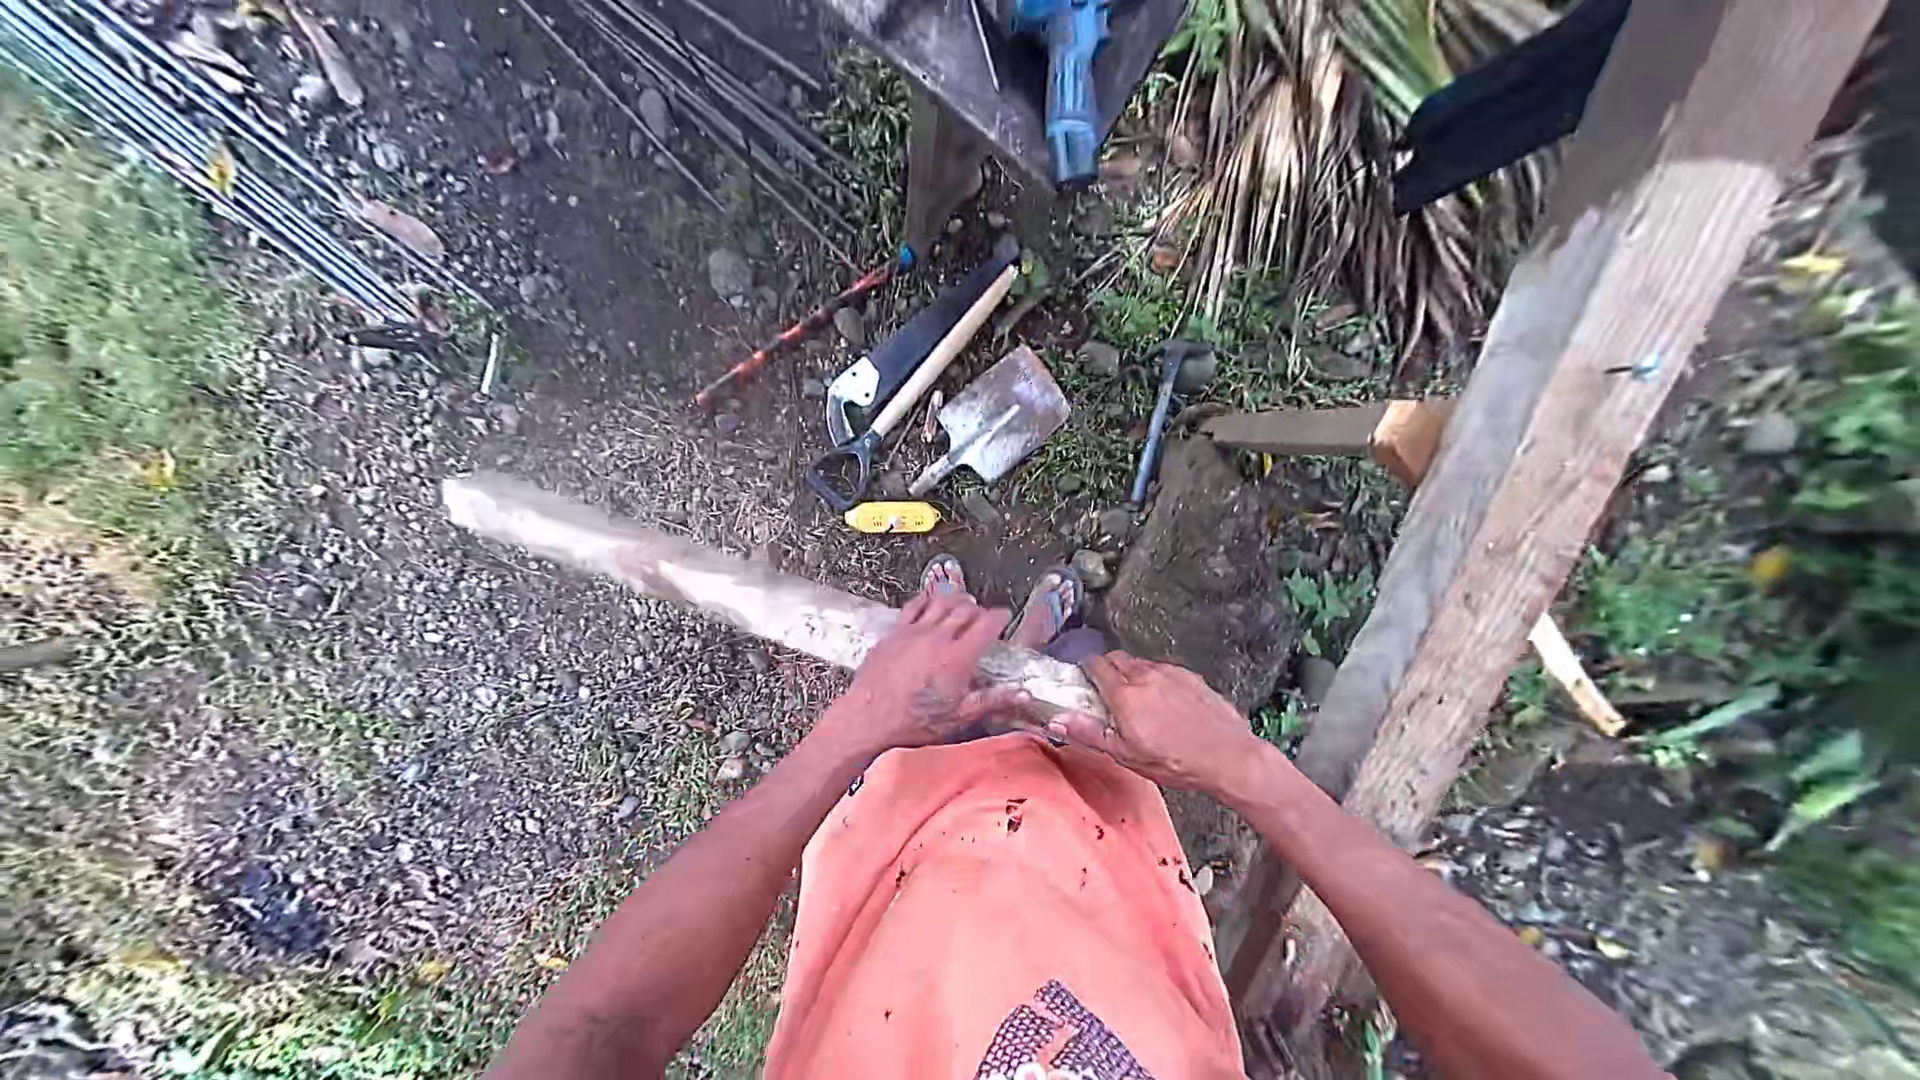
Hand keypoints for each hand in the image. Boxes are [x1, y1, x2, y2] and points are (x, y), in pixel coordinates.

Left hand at [813, 590, 1022, 755]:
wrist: (869, 720)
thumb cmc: (912, 722)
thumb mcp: (959, 716)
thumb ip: (992, 700)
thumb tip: (1020, 694)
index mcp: (957, 658)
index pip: (986, 625)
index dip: (999, 617)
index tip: (1004, 616)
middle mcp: (937, 638)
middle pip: (964, 609)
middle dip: (978, 609)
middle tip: (983, 614)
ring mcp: (913, 632)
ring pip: (940, 602)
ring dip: (955, 598)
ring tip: (963, 601)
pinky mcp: (894, 633)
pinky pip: (913, 606)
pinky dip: (926, 599)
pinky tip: (929, 600)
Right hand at [1048, 651, 1263, 794]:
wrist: (1229, 757)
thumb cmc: (1179, 761)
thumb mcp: (1126, 755)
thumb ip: (1089, 733)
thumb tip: (1058, 721)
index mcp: (1125, 694)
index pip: (1096, 664)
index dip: (1088, 671)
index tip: (1087, 681)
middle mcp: (1146, 676)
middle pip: (1117, 658)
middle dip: (1108, 670)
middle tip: (1110, 693)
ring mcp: (1170, 673)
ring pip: (1140, 664)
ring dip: (1133, 675)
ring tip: (1140, 703)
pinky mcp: (1190, 676)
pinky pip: (1164, 670)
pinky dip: (1157, 680)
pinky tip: (1165, 704)